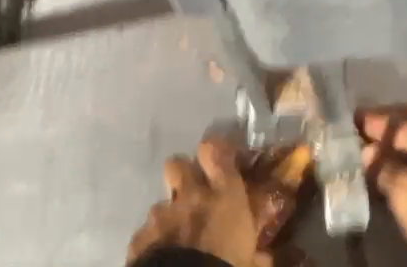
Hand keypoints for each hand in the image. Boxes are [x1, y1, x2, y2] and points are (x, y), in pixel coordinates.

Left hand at [128, 136, 267, 266]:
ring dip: (169, 216)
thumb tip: (265, 258)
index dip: (212, 150)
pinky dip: (154, 242)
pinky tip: (161, 255)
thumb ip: (256, 251)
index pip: (214, 150)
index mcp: (224, 196)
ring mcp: (162, 216)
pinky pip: (146, 233)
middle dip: (182, 175)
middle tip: (191, 193)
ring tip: (176, 236)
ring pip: (161, 204)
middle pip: (177, 165)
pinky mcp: (141, 238)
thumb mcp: (250, 259)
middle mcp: (191, 197)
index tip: (216, 158)